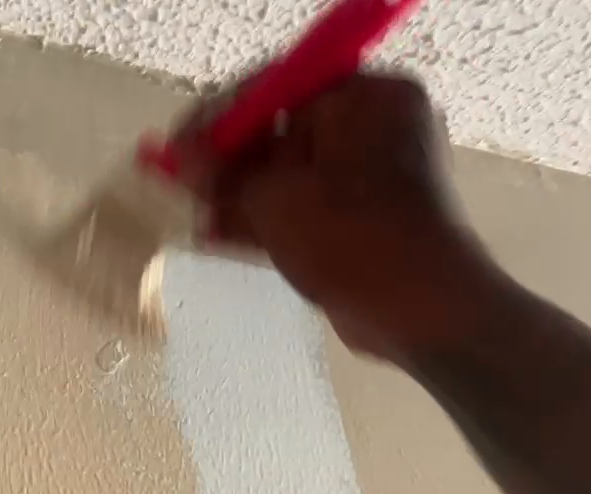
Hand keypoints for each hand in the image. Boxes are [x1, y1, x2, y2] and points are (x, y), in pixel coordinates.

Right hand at [171, 73, 505, 362]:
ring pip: (283, 177)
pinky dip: (261, 220)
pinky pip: (299, 207)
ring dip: (236, 200)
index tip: (176, 151)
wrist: (414, 306)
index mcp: (365, 98)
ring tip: (200, 223)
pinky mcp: (358, 217)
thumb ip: (223, 173)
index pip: (276, 89)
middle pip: (277, 134)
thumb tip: (180, 153)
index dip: (218, 120)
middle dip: (225, 167)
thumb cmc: (349, 237)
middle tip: (185, 192)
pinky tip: (220, 238)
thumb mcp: (275, 199)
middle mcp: (372, 125)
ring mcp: (368, 174)